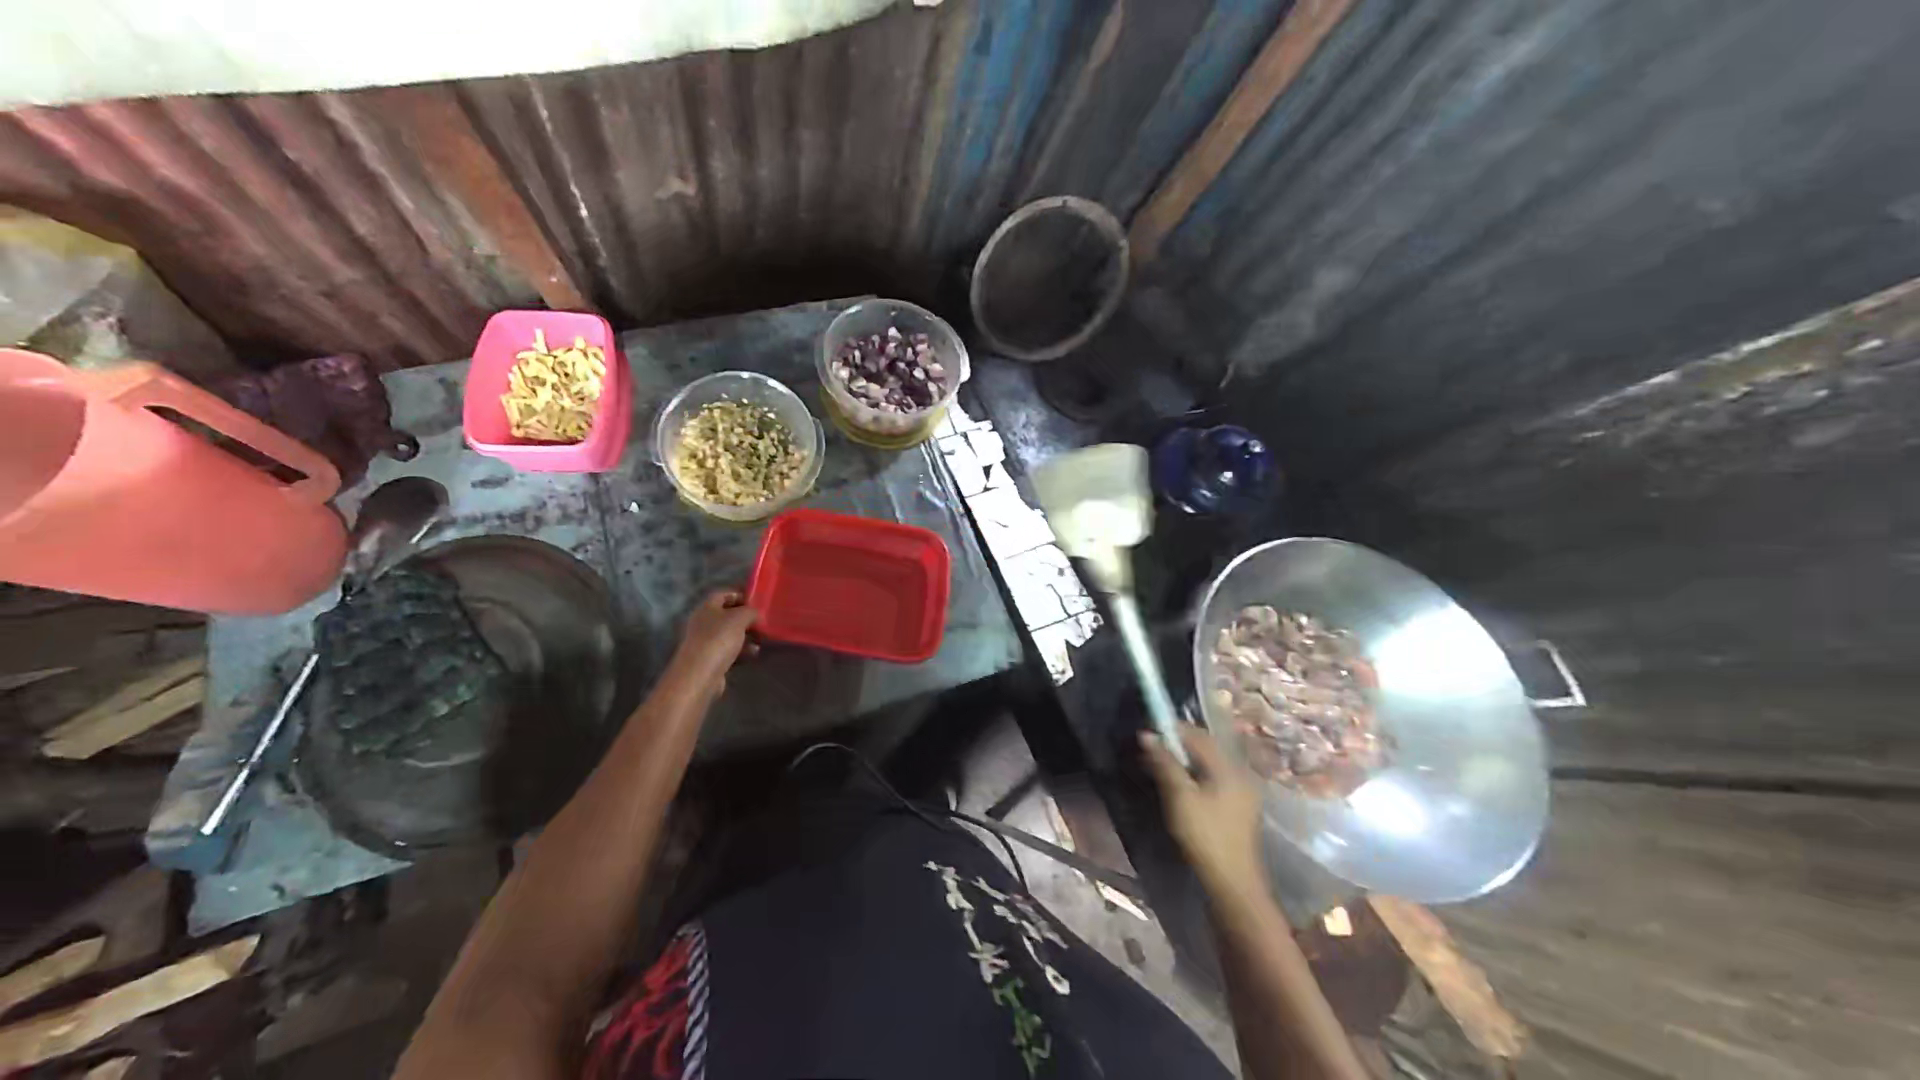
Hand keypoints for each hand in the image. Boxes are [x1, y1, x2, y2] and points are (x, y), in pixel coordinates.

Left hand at [667, 590, 758, 694]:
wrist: (701, 673)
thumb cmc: (719, 638)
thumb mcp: (740, 618)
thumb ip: (751, 611)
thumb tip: (756, 613)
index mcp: (706, 608)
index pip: (723, 594)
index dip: (739, 595)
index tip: (756, 601)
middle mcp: (703, 622)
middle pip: (726, 615)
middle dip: (745, 618)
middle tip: (762, 622)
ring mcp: (705, 642)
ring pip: (729, 634)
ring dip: (746, 635)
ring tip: (762, 639)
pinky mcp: (710, 659)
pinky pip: (729, 650)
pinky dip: (742, 650)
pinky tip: (754, 653)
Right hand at [1141, 727, 1266, 900]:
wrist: (1232, 882)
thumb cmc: (1204, 835)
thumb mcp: (1179, 796)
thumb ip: (1164, 762)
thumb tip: (1147, 735)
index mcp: (1228, 767)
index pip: (1198, 735)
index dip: (1172, 730)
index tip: (1147, 733)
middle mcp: (1239, 774)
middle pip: (1205, 748)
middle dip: (1177, 746)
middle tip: (1150, 752)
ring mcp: (1242, 792)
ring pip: (1208, 765)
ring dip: (1184, 762)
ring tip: (1159, 768)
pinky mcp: (1238, 808)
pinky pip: (1213, 780)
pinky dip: (1194, 777)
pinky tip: (1179, 788)